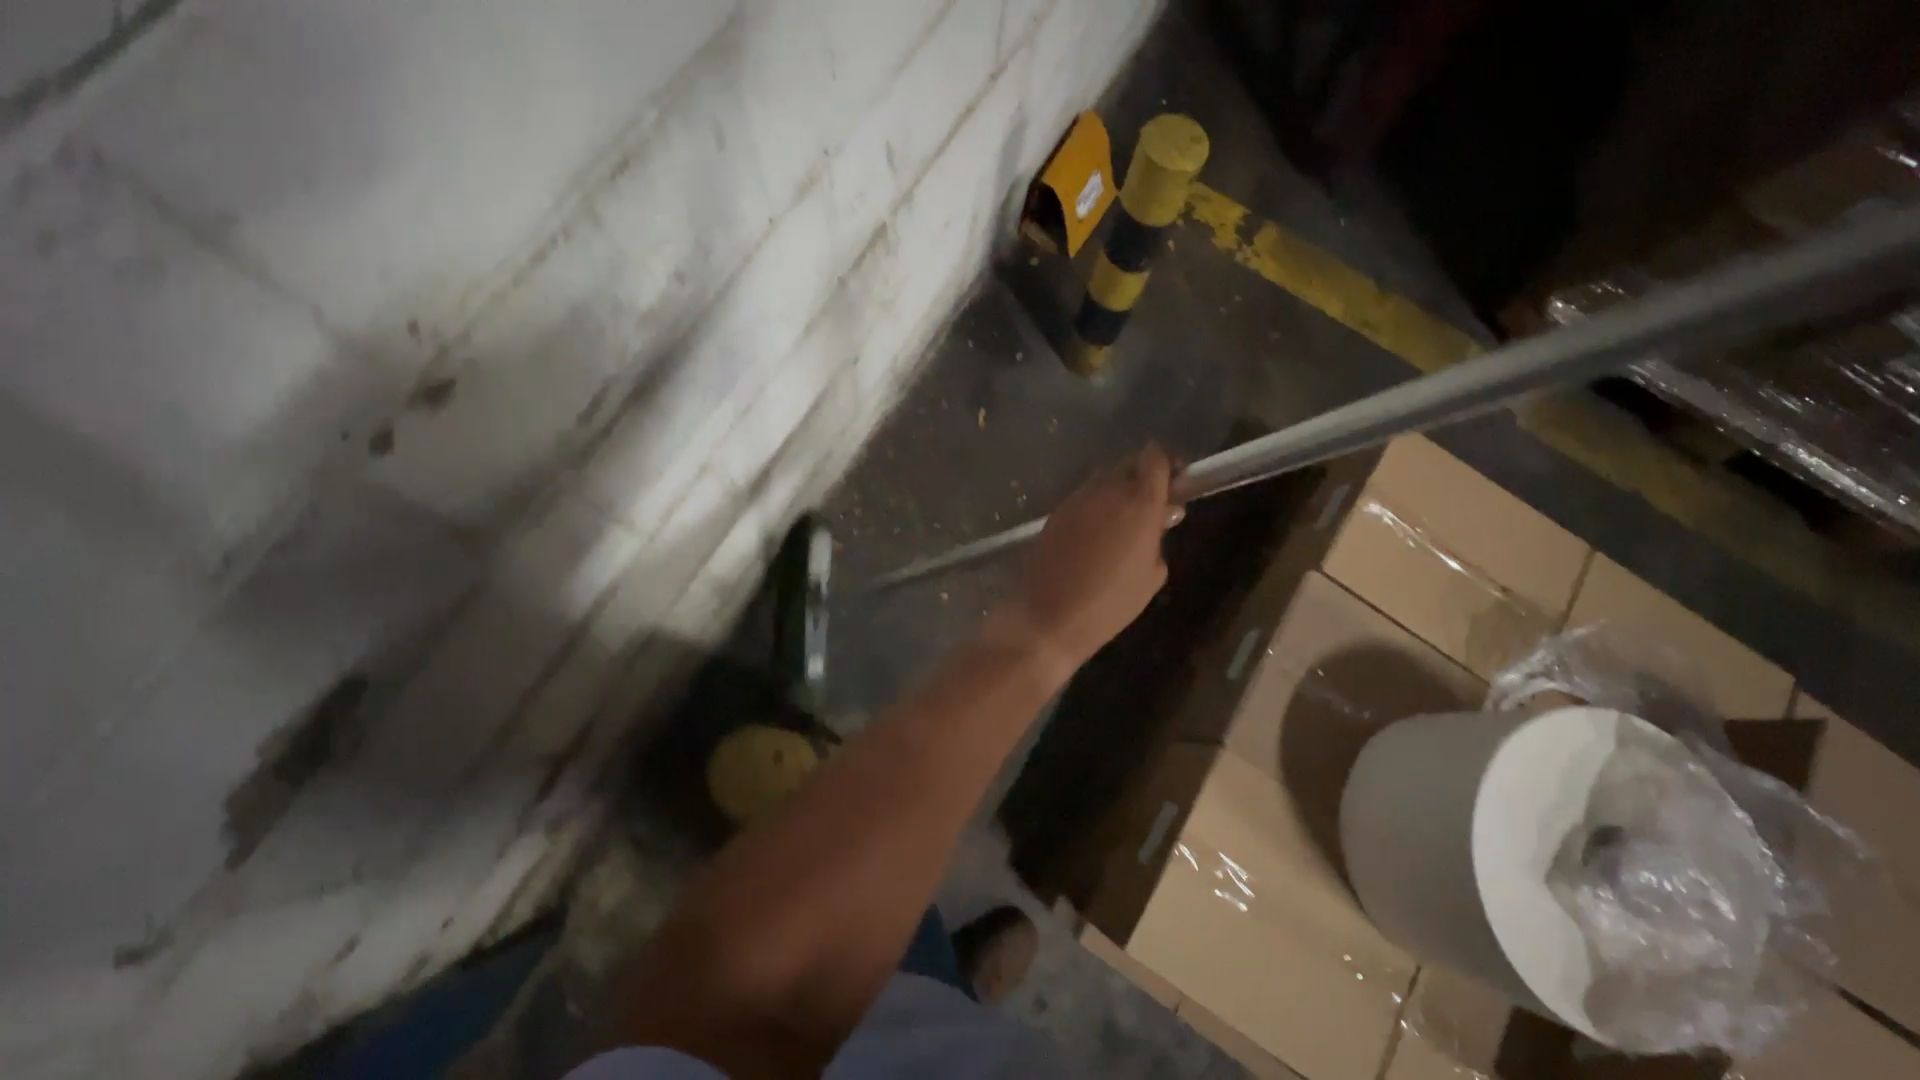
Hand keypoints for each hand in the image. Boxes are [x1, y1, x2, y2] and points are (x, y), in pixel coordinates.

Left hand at [997, 445, 1177, 673]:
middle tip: (1152, 505)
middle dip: (1144, 477)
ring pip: (1104, 478)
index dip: (1168, 466)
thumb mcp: (1152, 575)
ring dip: (1118, 490)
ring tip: (1124, 522)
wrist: (1050, 616)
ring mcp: (1077, 498)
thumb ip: (1160, 537)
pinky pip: (1084, 497)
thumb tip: (1162, 517)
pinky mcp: (1056, 511)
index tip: (1176, 485)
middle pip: (1130, 463)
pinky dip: (1096, 506)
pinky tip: (1097, 534)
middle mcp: (1107, 490)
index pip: (1156, 457)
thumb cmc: (1111, 602)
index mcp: (1140, 501)